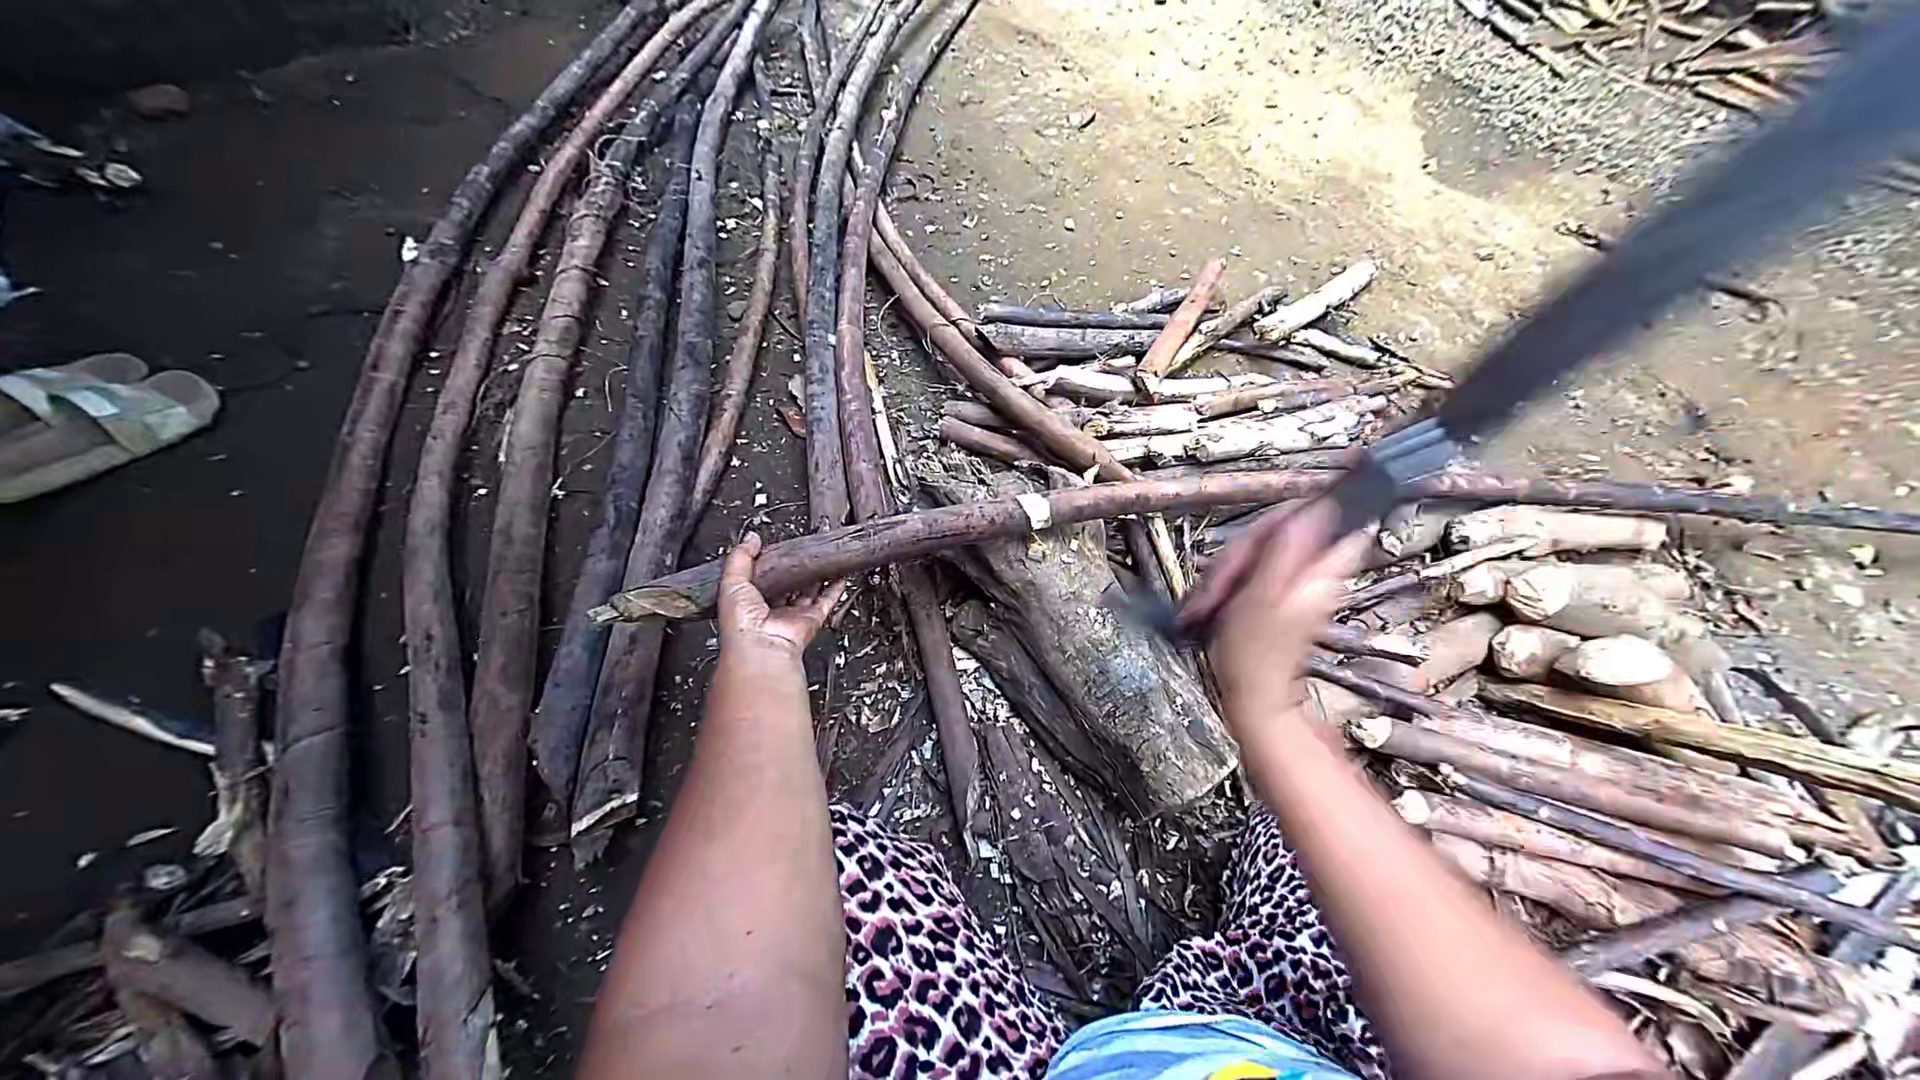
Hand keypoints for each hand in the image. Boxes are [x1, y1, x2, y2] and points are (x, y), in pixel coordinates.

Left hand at [716, 532, 845, 660]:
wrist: (760, 647)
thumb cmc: (741, 624)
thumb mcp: (731, 581)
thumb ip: (740, 557)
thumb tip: (750, 539)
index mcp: (749, 600)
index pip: (761, 577)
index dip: (768, 562)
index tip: (775, 547)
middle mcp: (772, 609)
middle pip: (787, 584)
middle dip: (794, 569)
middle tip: (801, 551)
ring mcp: (793, 615)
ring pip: (808, 592)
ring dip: (816, 576)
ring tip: (822, 558)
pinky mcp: (810, 620)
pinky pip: (825, 602)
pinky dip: (834, 589)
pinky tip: (838, 576)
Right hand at [1205, 500, 1369, 721]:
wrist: (1255, 695)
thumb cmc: (1255, 652)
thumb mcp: (1262, 595)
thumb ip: (1288, 550)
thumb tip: (1319, 508)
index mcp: (1318, 569)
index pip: (1303, 515)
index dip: (1267, 525)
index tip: (1243, 551)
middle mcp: (1316, 572)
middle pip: (1274, 535)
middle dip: (1238, 556)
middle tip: (1218, 585)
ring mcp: (1299, 585)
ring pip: (1259, 555)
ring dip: (1229, 573)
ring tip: (1211, 601)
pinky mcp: (1281, 597)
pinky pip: (1255, 573)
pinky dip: (1232, 585)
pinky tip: (1217, 603)